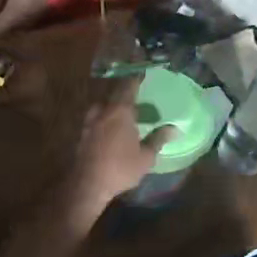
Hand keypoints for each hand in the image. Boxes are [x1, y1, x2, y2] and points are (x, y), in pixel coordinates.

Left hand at [61, 77, 172, 224]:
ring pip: (103, 106)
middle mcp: (102, 110)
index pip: (129, 85)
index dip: (137, 78)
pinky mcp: (82, 133)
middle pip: (114, 94)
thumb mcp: (145, 156)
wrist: (87, 184)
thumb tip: (175, 128)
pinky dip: (105, 117)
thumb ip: (158, 139)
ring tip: (125, 111)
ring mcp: (89, 121)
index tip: (144, 73)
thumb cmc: (120, 168)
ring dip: (114, 105)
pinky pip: (96, 118)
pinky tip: (111, 127)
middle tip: (137, 94)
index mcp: (120, 111)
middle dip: (125, 92)